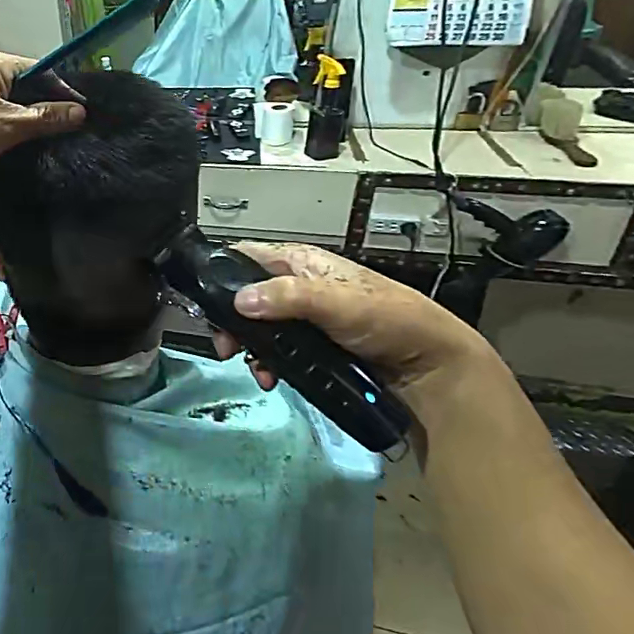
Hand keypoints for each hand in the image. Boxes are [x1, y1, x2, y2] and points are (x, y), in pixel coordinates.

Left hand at [0, 48, 84, 191]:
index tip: (73, 118)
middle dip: (32, 107)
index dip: (59, 94)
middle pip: (15, 82)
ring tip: (13, 143)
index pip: (39, 69)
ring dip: (7, 117)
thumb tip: (79, 112)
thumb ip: (46, 118)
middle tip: (44, 136)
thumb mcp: (7, 127)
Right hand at [211, 242, 496, 391]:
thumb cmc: (388, 320)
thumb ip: (288, 297)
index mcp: (304, 262)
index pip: (250, 255)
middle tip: (225, 346)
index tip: (204, 299)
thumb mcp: (337, 303)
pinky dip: (268, 364)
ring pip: (260, 327)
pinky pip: (278, 352)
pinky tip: (270, 378)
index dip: (223, 271)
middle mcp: (299, 286)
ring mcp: (306, 320)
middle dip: (232, 320)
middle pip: (248, 295)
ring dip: (249, 347)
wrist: (429, 366)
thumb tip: (239, 300)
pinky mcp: (313, 349)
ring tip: (253, 368)